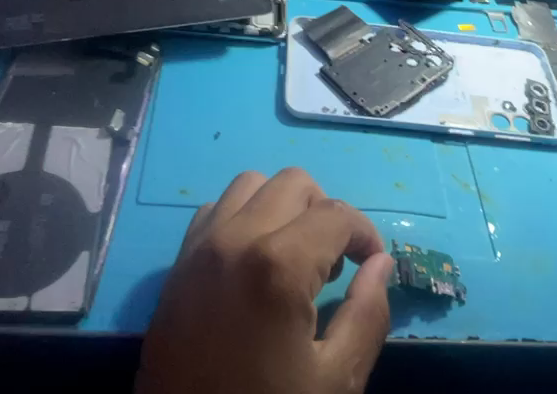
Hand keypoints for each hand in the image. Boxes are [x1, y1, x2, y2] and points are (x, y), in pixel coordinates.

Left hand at [137, 168, 391, 393]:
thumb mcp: (335, 382)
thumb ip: (367, 315)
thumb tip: (380, 264)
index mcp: (278, 265)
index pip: (336, 215)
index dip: (365, 235)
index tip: (373, 266)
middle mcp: (235, 239)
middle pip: (294, 183)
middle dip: (324, 213)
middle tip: (334, 264)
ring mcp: (199, 249)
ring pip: (250, 185)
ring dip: (280, 207)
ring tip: (293, 258)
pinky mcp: (176, 266)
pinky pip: (214, 211)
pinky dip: (240, 219)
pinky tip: (252, 265)